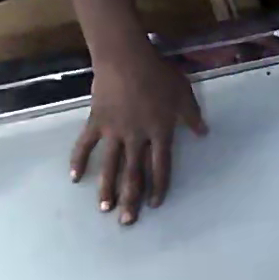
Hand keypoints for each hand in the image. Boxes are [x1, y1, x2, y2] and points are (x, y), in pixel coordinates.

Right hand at [70, 43, 206, 223]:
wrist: (126, 59)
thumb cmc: (159, 75)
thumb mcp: (184, 95)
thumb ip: (193, 117)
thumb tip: (203, 134)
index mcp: (160, 133)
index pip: (160, 166)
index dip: (158, 186)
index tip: (154, 204)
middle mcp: (136, 138)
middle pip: (134, 173)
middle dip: (131, 198)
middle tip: (127, 221)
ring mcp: (114, 131)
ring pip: (110, 165)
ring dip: (107, 188)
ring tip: (104, 210)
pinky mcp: (96, 122)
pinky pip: (85, 145)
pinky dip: (79, 160)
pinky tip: (75, 177)